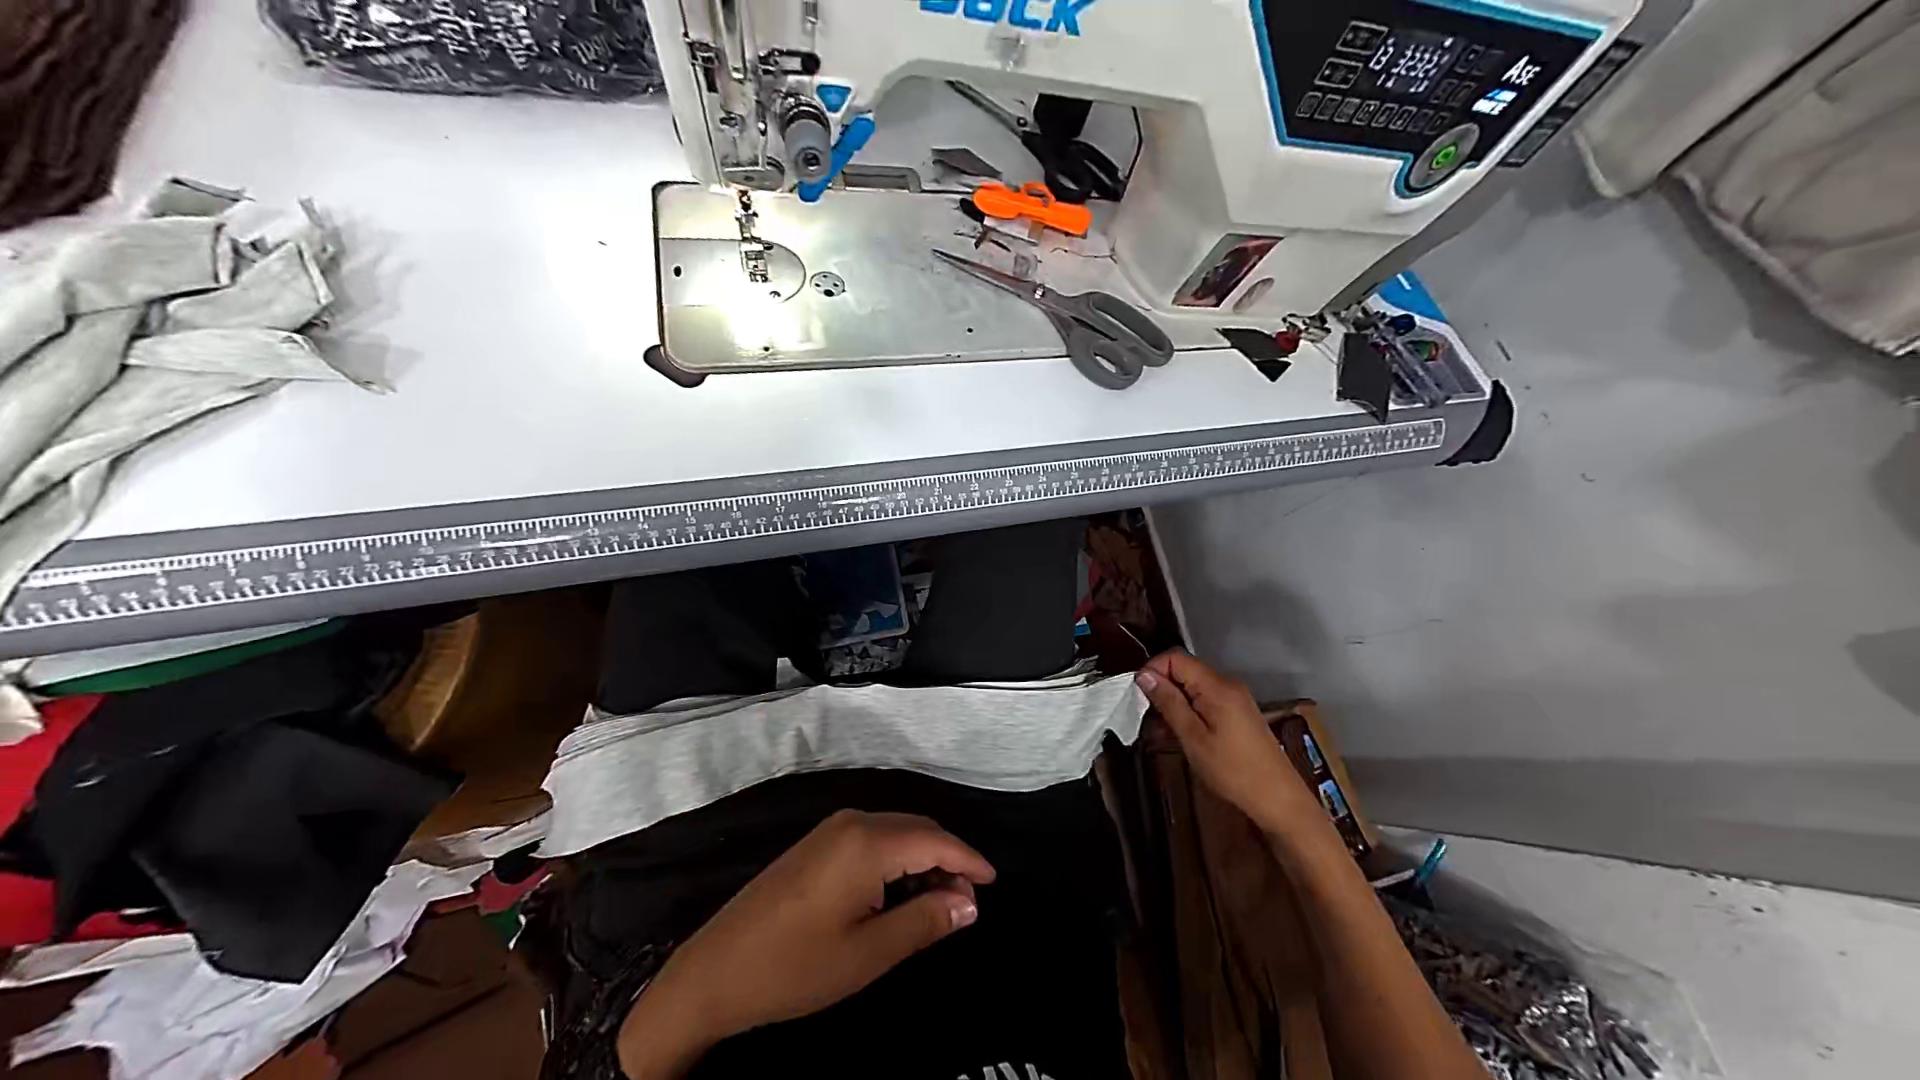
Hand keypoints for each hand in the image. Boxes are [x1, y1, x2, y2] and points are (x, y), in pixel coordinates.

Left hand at [618, 810, 995, 1079]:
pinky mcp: (817, 843)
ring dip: (922, 861)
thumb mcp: (868, 954)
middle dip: (948, 860)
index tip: (994, 884)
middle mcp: (852, 822)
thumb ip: (925, 922)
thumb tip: (969, 903)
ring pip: (896, 833)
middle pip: (917, 830)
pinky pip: (873, 839)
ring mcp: (831, 829)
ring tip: (937, 905)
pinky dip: (897, 861)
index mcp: (867, 842)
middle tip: (967, 905)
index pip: (935, 840)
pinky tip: (900, 894)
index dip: (969, 860)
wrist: (714, 970)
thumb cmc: (795, 967)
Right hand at [1135, 650, 1316, 832]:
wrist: (1279, 799)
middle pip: (1184, 670)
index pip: (1175, 657)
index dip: (1153, 670)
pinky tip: (1181, 735)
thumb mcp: (1193, 737)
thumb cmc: (1233, 770)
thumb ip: (1168, 703)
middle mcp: (1227, 685)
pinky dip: (1189, 712)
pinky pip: (1206, 700)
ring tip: (1161, 732)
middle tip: (1146, 718)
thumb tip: (1144, 675)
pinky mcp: (1238, 712)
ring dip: (1173, 704)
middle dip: (1161, 689)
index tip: (1139, 696)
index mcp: (1217, 686)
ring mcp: (1235, 698)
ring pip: (1193, 687)